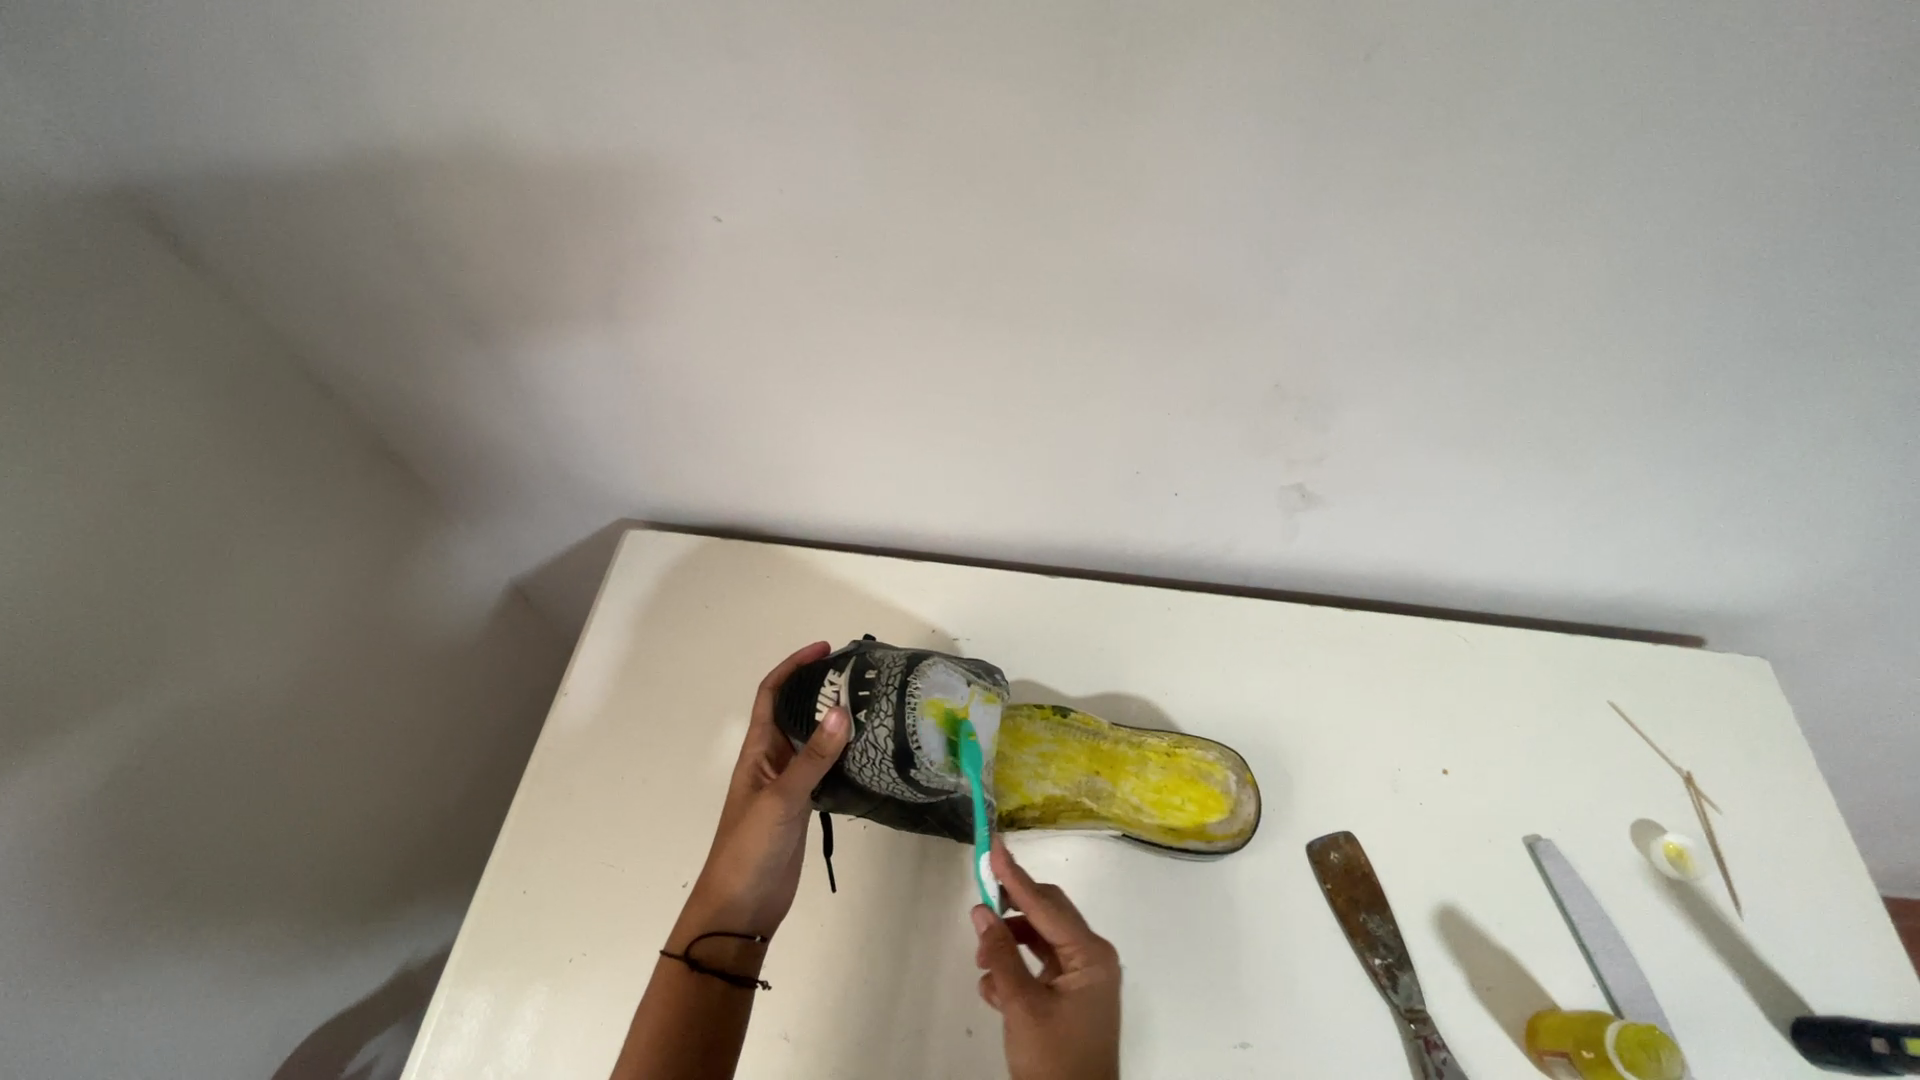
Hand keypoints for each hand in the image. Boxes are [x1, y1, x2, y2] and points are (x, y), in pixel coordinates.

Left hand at [674, 642, 850, 945]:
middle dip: (821, 689)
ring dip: (835, 722)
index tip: (824, 650)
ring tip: (871, 706)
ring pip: (813, 740)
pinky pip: (825, 769)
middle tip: (861, 677)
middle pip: (796, 712)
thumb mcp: (782, 799)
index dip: (794, 667)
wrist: (741, 908)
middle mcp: (773, 760)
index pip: (772, 694)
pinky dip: (844, 755)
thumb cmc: (749, 848)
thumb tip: (842, 711)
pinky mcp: (804, 806)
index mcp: (758, 751)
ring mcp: (789, 783)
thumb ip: (813, 758)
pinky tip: (868, 752)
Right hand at [971, 843, 1122, 1079]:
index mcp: (1090, 954)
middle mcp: (1091, 957)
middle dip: (1010, 915)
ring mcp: (1082, 977)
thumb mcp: (1021, 1005)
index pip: (1045, 903)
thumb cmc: (1054, 1060)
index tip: (995, 845)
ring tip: (983, 966)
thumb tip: (982, 911)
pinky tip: (993, 989)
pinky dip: (1015, 970)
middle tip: (979, 910)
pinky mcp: (1071, 996)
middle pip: (1045, 915)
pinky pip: (1039, 966)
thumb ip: (1001, 954)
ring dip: (1008, 947)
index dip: (1015, 875)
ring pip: (1038, 941)